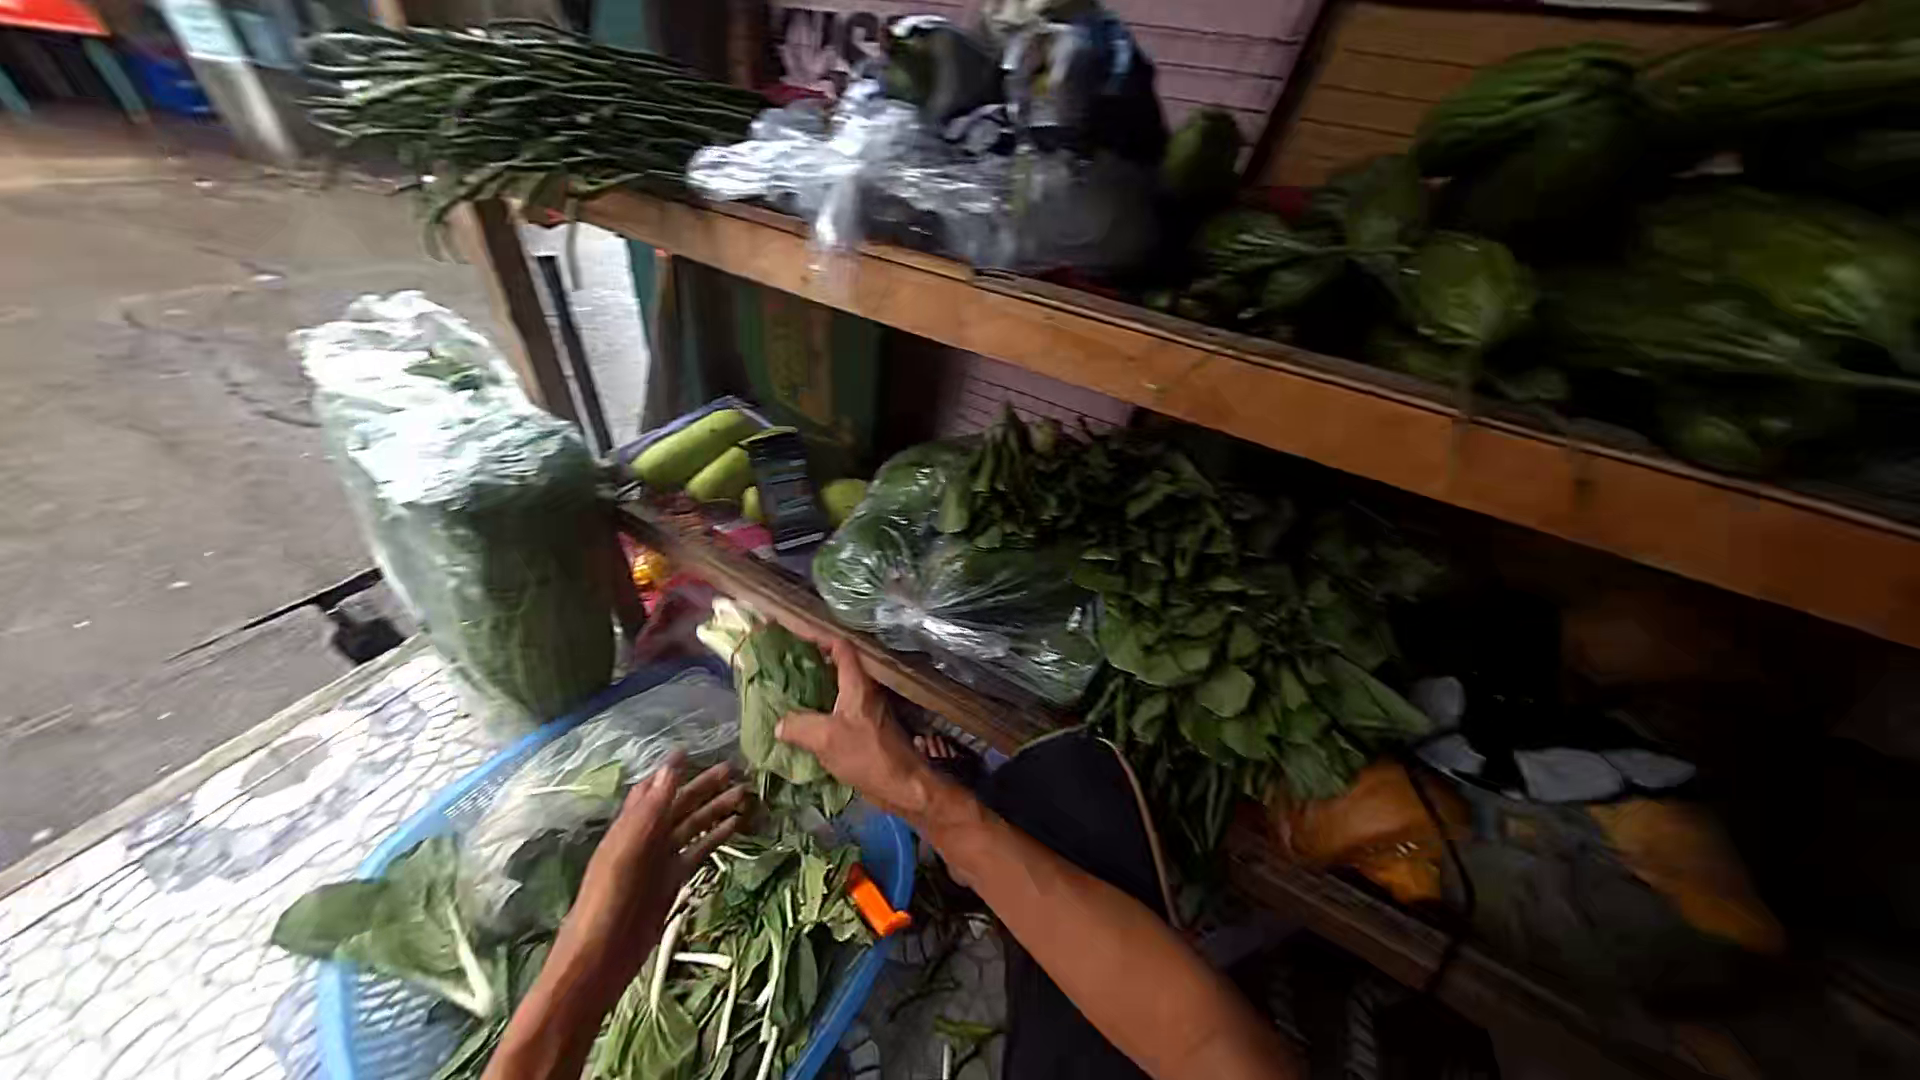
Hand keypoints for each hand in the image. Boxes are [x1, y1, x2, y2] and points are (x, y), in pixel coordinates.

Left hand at [547, 754, 747, 1002]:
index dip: (672, 770)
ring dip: (716, 808)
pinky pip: (698, 851)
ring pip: (693, 825)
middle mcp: (646, 839)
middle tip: (735, 769)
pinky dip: (716, 836)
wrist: (599, 960)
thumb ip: (652, 806)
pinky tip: (735, 826)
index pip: (653, 788)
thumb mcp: (628, 850)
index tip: (695, 750)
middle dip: (705, 786)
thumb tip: (674, 762)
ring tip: (744, 794)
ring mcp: (660, 860)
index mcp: (630, 827)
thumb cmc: (607, 901)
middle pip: (679, 804)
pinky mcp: (672, 881)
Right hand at [775, 633, 959, 825]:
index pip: (841, 647)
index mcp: (857, 685)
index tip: (794, 634)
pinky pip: (840, 708)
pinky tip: (806, 719)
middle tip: (786, 661)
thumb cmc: (867, 755)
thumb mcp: (825, 739)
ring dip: (817, 685)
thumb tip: (780, 723)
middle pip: (839, 665)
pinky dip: (823, 707)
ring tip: (790, 688)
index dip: (819, 637)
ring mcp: (867, 709)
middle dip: (814, 660)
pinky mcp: (867, 728)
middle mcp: (865, 691)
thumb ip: (799, 726)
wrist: (902, 784)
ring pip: (839, 687)